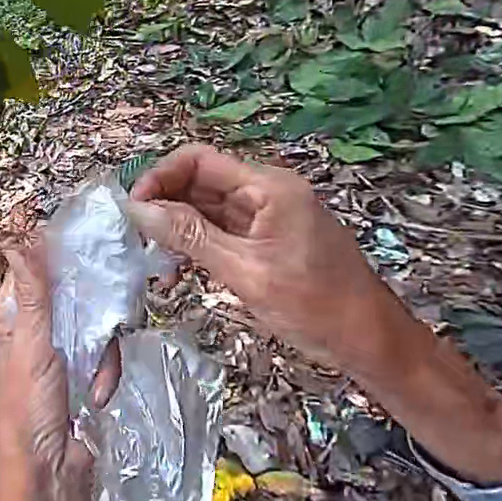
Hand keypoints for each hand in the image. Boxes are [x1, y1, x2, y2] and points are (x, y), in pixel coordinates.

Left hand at [0, 243, 110, 500]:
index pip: (29, 272)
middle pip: (66, 296)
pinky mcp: (78, 375)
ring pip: (89, 324)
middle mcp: (27, 332)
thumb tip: (16, 239)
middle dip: (88, 314)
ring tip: (95, 381)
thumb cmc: (28, 409)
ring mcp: (55, 354)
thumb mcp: (30, 345)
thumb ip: (32, 293)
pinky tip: (99, 396)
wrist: (50, 480)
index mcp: (3, 321)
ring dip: (99, 354)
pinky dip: (104, 373)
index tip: (88, 247)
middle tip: (105, 315)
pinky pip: (100, 354)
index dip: (56, 259)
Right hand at [127, 144, 501, 485]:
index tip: (133, 210)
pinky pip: (222, 233)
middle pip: (200, 182)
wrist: (369, 340)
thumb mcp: (245, 271)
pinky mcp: (266, 241)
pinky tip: (179, 274)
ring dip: (177, 231)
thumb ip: (190, 237)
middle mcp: (266, 192)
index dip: (159, 177)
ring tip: (156, 264)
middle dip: (165, 206)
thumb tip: (138, 209)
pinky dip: (197, 248)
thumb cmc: (314, 305)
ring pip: (207, 209)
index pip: (198, 159)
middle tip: (137, 241)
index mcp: (268, 186)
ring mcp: (267, 217)